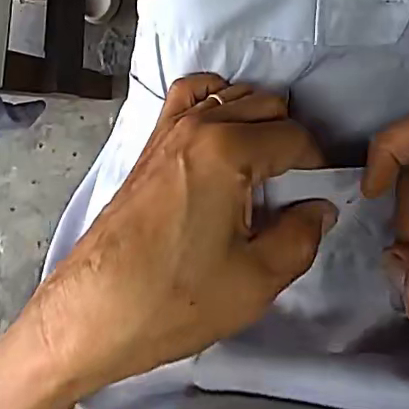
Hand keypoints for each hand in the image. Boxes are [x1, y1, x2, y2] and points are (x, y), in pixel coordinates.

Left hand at [0, 74, 336, 408]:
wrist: (87, 317)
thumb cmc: (168, 300)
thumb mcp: (254, 282)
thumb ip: (303, 237)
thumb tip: (321, 209)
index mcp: (229, 150)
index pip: (297, 138)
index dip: (317, 167)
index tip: (318, 196)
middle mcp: (203, 124)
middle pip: (273, 108)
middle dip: (293, 143)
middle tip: (292, 190)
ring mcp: (174, 126)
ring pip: (241, 95)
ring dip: (262, 123)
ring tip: (262, 170)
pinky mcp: (154, 138)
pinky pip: (194, 91)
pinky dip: (218, 97)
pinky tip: (226, 126)